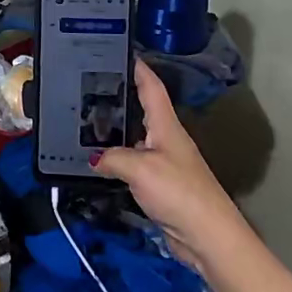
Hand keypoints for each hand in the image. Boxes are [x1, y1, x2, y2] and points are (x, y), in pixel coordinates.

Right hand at [92, 59, 251, 273]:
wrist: (210, 239)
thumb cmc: (180, 193)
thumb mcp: (139, 168)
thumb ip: (111, 157)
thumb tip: (94, 159)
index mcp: (166, 127)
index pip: (151, 88)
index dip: (137, 68)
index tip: (119, 51)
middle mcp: (166, 140)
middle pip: (139, 110)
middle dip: (116, 97)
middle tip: (85, 86)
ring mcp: (163, 163)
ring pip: (132, 138)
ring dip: (111, 130)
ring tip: (81, 120)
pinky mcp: (158, 185)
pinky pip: (130, 162)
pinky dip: (113, 158)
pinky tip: (95, 160)